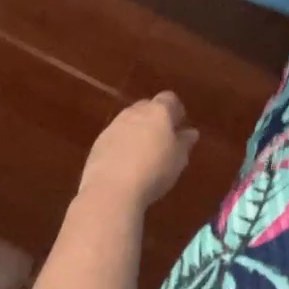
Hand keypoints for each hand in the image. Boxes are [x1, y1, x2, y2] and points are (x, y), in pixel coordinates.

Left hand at [78, 91, 199, 210]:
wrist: (111, 190)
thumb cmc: (154, 171)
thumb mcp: (178, 160)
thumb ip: (184, 143)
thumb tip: (191, 132)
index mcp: (158, 111)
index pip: (169, 99)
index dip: (175, 110)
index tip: (179, 125)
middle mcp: (135, 112)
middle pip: (147, 107)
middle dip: (154, 119)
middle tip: (161, 139)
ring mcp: (114, 126)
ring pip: (129, 121)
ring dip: (136, 131)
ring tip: (142, 153)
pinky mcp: (98, 143)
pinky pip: (114, 137)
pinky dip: (121, 145)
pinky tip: (124, 164)